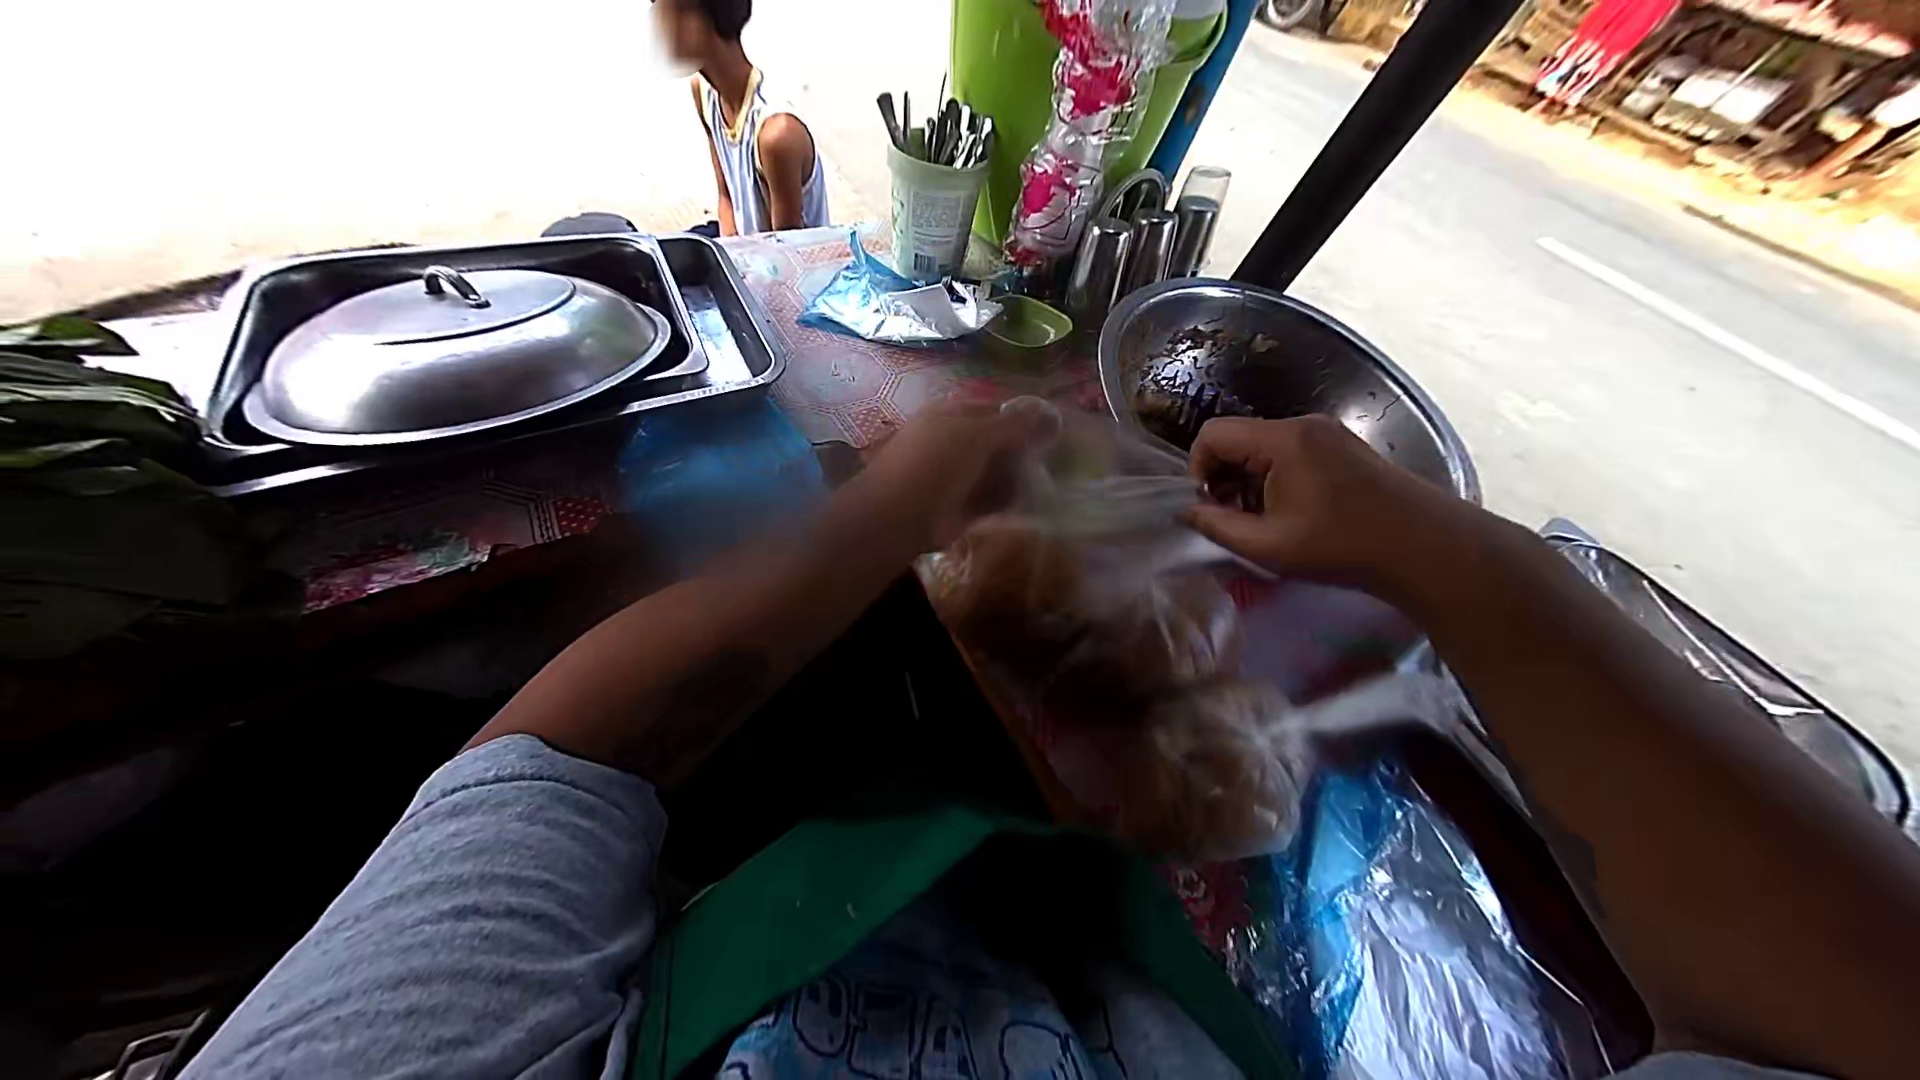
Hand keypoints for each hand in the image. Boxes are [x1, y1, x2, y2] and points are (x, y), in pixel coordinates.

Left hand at [850, 400, 1054, 552]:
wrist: (900, 516)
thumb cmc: (935, 463)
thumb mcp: (977, 434)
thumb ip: (1014, 424)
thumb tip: (1048, 411)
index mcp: (951, 414)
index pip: (995, 409)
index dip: (1024, 417)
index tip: (1055, 428)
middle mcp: (954, 442)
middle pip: (998, 442)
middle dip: (1025, 449)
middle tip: (1059, 457)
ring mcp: (957, 476)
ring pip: (997, 471)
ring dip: (1021, 476)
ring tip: (1053, 480)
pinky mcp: (962, 506)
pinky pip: (994, 500)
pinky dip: (1012, 501)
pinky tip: (1036, 503)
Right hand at [1179, 415, 1491, 595]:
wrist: (1427, 549)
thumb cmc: (1342, 547)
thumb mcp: (1268, 545)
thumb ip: (1217, 526)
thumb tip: (1186, 511)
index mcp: (1283, 439)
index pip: (1213, 434)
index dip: (1197, 470)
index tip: (1208, 507)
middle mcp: (1303, 425)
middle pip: (1237, 439)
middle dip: (1222, 479)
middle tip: (1232, 520)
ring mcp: (1326, 433)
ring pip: (1260, 449)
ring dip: (1247, 483)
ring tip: (1262, 522)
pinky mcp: (1340, 448)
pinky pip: (1287, 455)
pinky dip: (1273, 481)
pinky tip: (1289, 514)